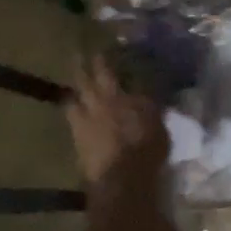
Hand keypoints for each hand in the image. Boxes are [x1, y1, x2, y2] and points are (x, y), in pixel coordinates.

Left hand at [67, 56, 168, 190]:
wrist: (122, 181)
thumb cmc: (146, 149)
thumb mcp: (157, 122)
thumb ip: (149, 106)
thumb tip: (145, 93)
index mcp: (115, 97)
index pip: (106, 71)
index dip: (101, 60)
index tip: (98, 50)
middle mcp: (95, 107)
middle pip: (84, 82)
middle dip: (80, 68)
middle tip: (76, 55)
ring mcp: (83, 126)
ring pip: (72, 103)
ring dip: (73, 94)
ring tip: (73, 89)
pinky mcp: (78, 145)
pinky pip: (74, 125)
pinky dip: (76, 117)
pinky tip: (78, 118)